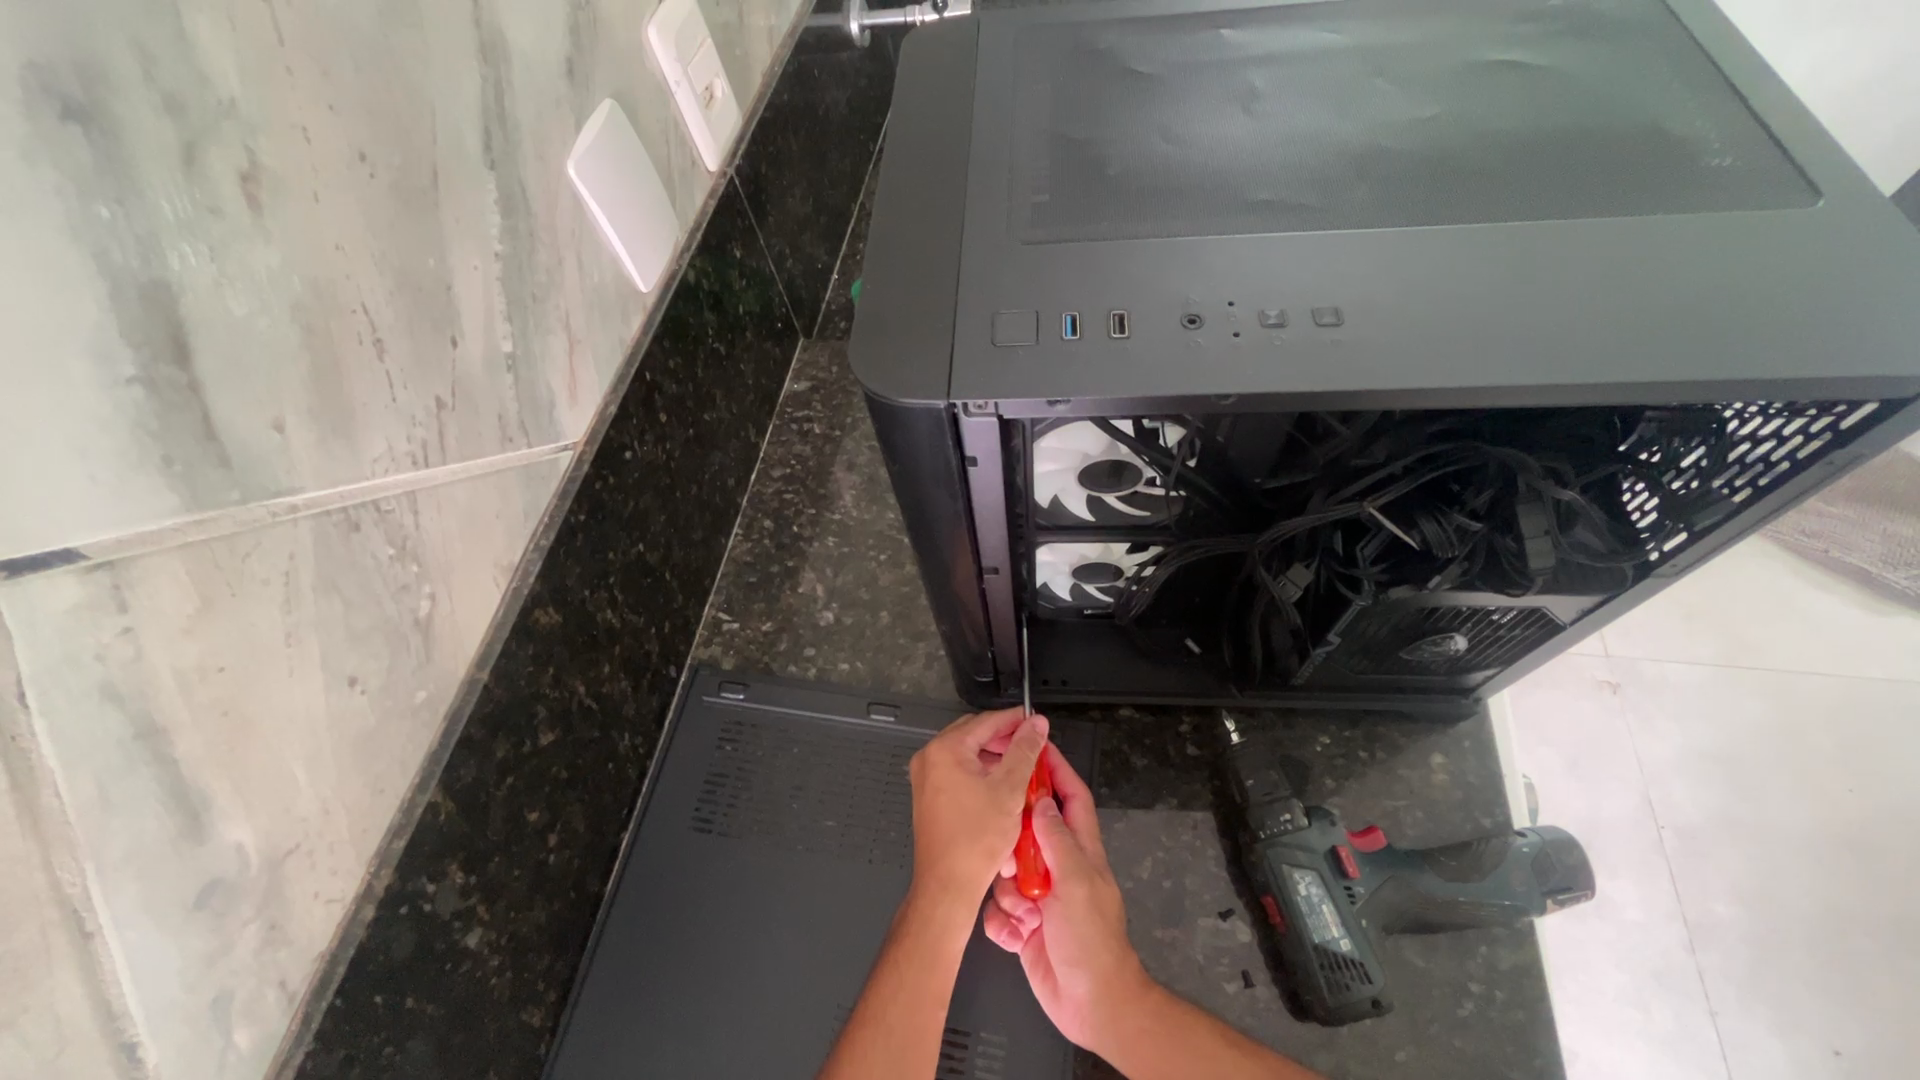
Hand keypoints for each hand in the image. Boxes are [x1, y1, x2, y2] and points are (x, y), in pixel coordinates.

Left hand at [907, 707, 1049, 902]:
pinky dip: (981, 773)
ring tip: (1022, 766)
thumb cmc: (975, 842)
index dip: (1015, 720)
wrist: (949, 884)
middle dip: (1004, 738)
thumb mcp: (1010, 789)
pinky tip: (1002, 786)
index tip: (1035, 722)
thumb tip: (1035, 724)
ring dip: (994, 757)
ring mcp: (926, 777)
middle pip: (974, 734)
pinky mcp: (929, 795)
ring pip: (967, 753)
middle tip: (1031, 744)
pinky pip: (958, 772)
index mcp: (945, 750)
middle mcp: (929, 758)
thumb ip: (1025, 750)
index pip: (986, 721)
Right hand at [981, 744, 1150, 1051]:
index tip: (1033, 746)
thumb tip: (1039, 800)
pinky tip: (1016, 937)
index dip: (1055, 770)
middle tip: (1012, 865)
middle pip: (1025, 834)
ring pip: (1005, 874)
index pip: (1070, 797)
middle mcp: (1060, 869)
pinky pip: (997, 911)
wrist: (1090, 1004)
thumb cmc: (1092, 941)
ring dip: (1006, 895)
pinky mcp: (1024, 925)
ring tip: (1023, 914)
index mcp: (1081, 851)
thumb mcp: (1076, 881)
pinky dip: (1001, 924)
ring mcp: (1041, 897)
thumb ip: (1056, 838)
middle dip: (1011, 848)